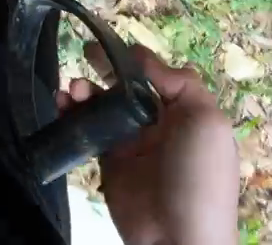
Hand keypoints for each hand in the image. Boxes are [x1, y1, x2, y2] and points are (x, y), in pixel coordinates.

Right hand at [58, 48, 239, 244]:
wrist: (177, 241)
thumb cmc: (198, 177)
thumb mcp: (208, 124)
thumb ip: (182, 84)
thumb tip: (144, 58)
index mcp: (184, 115)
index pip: (156, 76)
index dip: (134, 58)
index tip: (113, 46)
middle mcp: (157, 124)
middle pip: (125, 85)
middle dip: (105, 66)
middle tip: (86, 52)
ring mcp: (129, 142)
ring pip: (101, 103)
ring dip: (84, 88)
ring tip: (74, 89)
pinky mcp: (106, 160)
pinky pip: (85, 128)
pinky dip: (70, 112)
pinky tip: (63, 103)